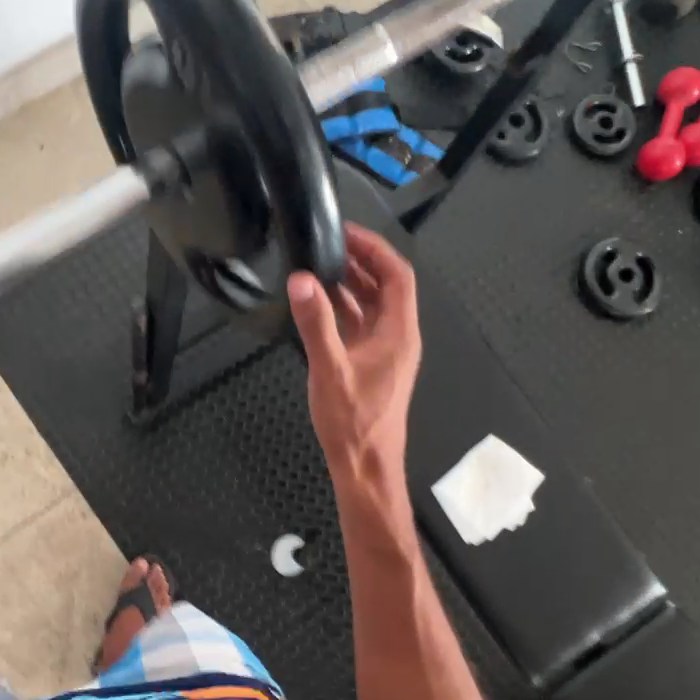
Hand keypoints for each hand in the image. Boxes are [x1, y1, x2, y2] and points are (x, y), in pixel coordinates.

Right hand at [287, 223, 421, 488]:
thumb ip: (315, 323)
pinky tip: (320, 306)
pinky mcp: (372, 368)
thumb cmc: (353, 421)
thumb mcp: (330, 369)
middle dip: (361, 262)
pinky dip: (345, 311)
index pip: (397, 275)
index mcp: (398, 333)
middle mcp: (398, 338)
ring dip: (352, 285)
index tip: (345, 232)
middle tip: (328, 243)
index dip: (374, 249)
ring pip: (373, 308)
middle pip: (387, 288)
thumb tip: (301, 280)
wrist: (365, 467)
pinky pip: (362, 327)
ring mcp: (386, 354)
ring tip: (320, 266)